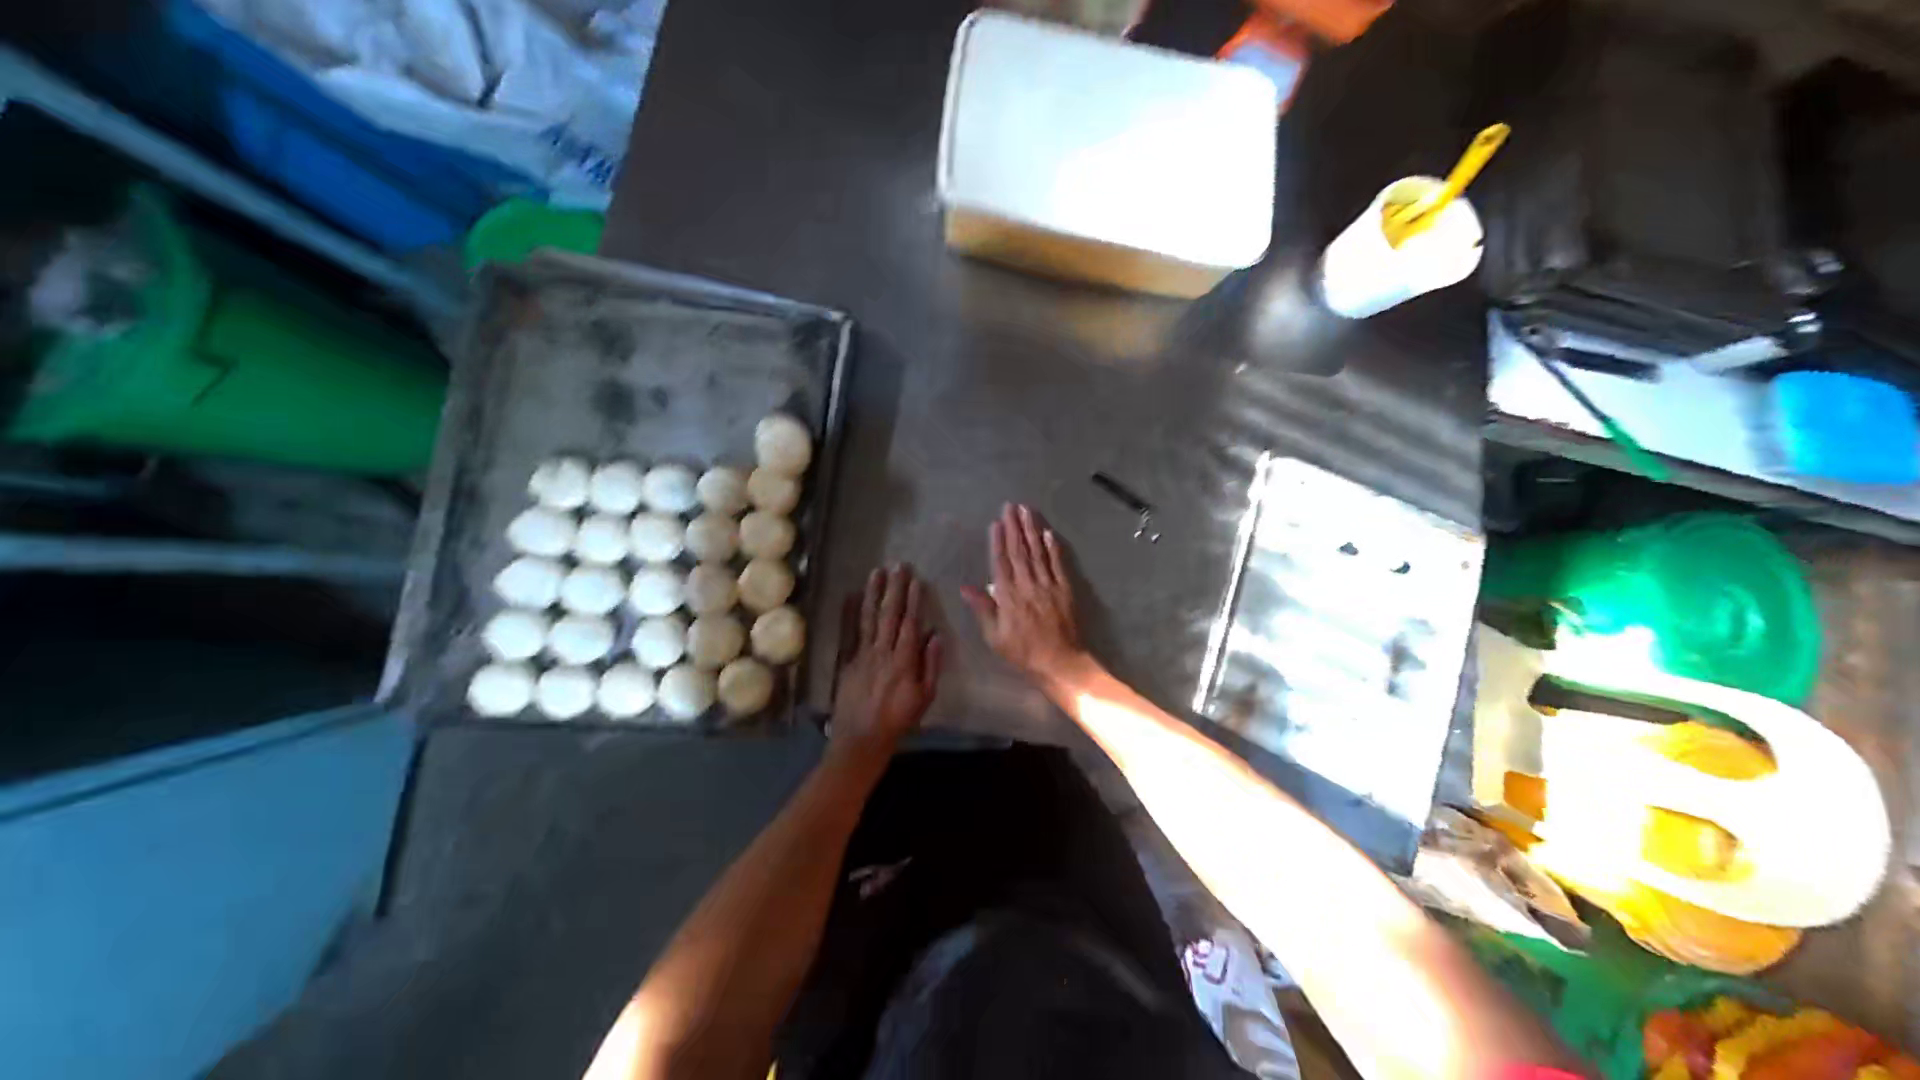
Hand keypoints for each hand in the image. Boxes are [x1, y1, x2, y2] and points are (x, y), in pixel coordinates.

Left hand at [830, 565, 942, 765]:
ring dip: (873, 593)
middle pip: (890, 614)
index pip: (910, 623)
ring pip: (868, 618)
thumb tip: (935, 634)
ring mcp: (862, 655)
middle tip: (899, 565)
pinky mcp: (846, 661)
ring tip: (877, 572)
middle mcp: (882, 652)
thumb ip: (931, 665)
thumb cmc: (899, 719)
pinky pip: (848, 632)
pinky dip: (849, 613)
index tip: (916, 580)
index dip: (914, 600)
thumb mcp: (925, 697)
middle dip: (895, 588)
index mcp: (904, 660)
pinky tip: (851, 596)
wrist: (861, 738)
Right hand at [960, 504, 1090, 692]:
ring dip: (1032, 530)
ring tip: (1027, 511)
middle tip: (1011, 506)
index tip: (996, 523)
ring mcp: (1048, 586)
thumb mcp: (995, 637)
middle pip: (1019, 551)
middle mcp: (1028, 586)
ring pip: (1038, 552)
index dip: (998, 542)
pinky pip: (1057, 564)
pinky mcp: (1065, 589)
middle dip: (1014, 527)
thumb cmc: (1022, 652)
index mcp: (1009, 597)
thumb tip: (966, 587)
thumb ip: (983, 609)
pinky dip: (1053, 547)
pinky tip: (1048, 533)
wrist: (1060, 663)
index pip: (1001, 563)